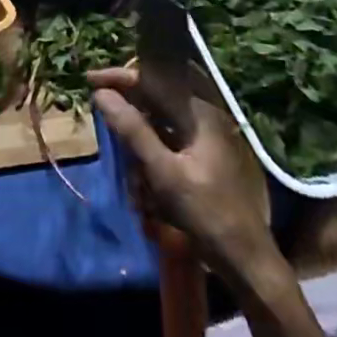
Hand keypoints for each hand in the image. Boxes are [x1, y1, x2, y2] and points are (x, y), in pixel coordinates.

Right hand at [90, 67, 276, 276]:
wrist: (247, 259)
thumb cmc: (206, 214)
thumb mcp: (163, 173)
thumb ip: (132, 130)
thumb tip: (102, 94)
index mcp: (200, 113)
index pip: (153, 79)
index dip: (120, 77)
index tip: (90, 80)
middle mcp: (204, 116)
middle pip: (156, 94)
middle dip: (126, 100)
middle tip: (98, 105)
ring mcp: (206, 135)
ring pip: (160, 115)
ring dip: (136, 125)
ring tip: (116, 141)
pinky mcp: (204, 154)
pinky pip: (169, 135)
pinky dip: (149, 143)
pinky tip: (138, 165)